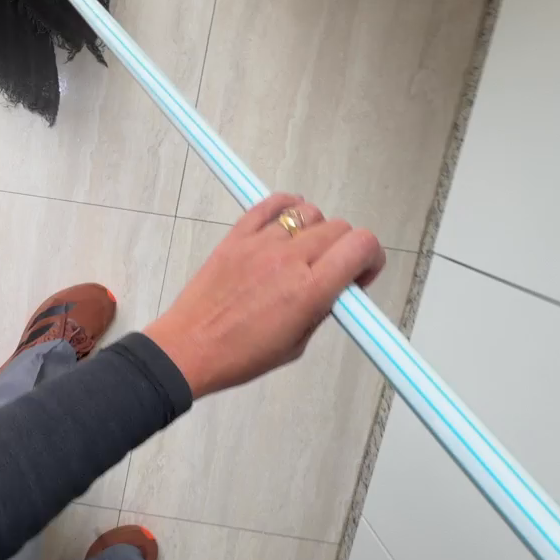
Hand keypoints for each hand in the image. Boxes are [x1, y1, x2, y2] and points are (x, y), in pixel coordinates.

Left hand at [144, 194, 384, 398]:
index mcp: (309, 291)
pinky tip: (286, 220)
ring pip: (307, 212)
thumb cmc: (240, 355)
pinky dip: (285, 205)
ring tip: (303, 251)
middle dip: (345, 247)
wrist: (188, 348)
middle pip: (339, 228)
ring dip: (315, 229)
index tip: (360, 275)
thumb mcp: (296, 345)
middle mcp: (288, 260)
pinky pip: (268, 204)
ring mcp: (259, 244)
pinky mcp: (235, 238)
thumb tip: (334, 288)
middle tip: (332, 269)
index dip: (371, 258)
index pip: (361, 246)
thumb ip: (320, 309)